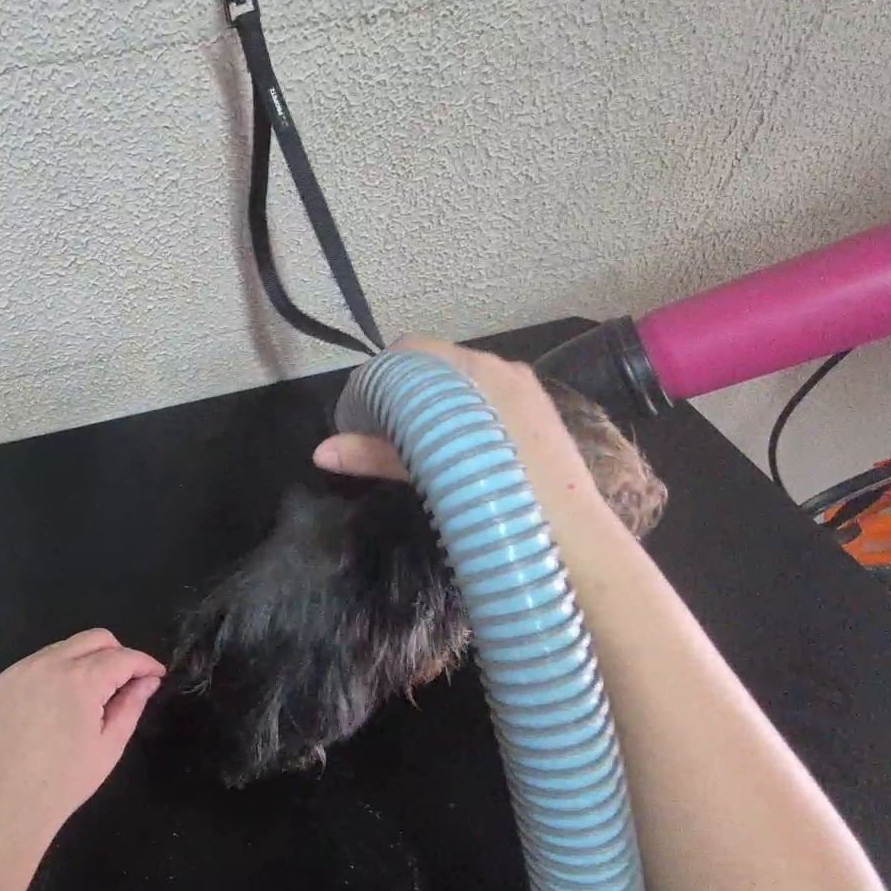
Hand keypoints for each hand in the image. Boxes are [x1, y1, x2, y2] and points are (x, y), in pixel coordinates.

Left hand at [0, 628, 164, 843]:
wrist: (8, 804)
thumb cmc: (66, 780)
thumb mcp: (110, 745)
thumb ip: (132, 704)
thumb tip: (149, 680)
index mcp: (81, 679)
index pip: (122, 657)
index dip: (144, 663)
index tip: (156, 673)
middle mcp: (50, 662)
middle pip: (95, 638)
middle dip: (118, 653)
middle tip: (127, 680)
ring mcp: (22, 668)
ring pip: (65, 646)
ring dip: (86, 660)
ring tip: (91, 694)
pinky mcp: (3, 680)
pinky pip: (38, 662)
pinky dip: (56, 671)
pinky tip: (57, 701)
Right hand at [313, 335, 616, 527]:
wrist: (571, 538)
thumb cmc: (495, 499)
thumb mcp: (425, 470)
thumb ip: (371, 454)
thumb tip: (319, 452)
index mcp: (473, 370)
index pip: (409, 352)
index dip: (377, 377)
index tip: (359, 413)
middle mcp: (500, 368)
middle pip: (434, 365)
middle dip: (401, 391)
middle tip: (377, 430)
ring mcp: (523, 389)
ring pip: (459, 382)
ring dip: (429, 403)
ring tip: (409, 441)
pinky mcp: (536, 412)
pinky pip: (484, 398)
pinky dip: (457, 413)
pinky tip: (448, 447)